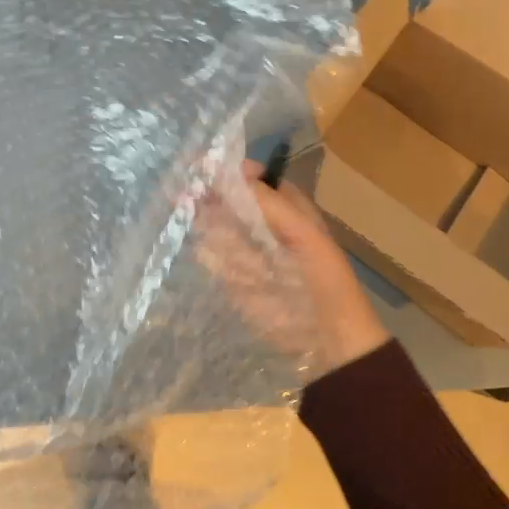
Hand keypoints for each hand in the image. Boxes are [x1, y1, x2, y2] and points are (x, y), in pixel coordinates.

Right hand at [197, 160, 390, 375]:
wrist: (326, 341)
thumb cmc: (324, 280)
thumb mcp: (304, 234)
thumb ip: (270, 202)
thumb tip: (234, 171)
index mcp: (289, 209)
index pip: (255, 179)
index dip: (231, 171)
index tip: (204, 166)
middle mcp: (264, 225)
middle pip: (229, 199)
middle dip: (208, 191)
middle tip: (185, 187)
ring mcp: (247, 251)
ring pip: (216, 224)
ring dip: (200, 215)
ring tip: (182, 208)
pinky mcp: (232, 278)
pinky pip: (211, 255)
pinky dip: (201, 248)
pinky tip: (193, 240)